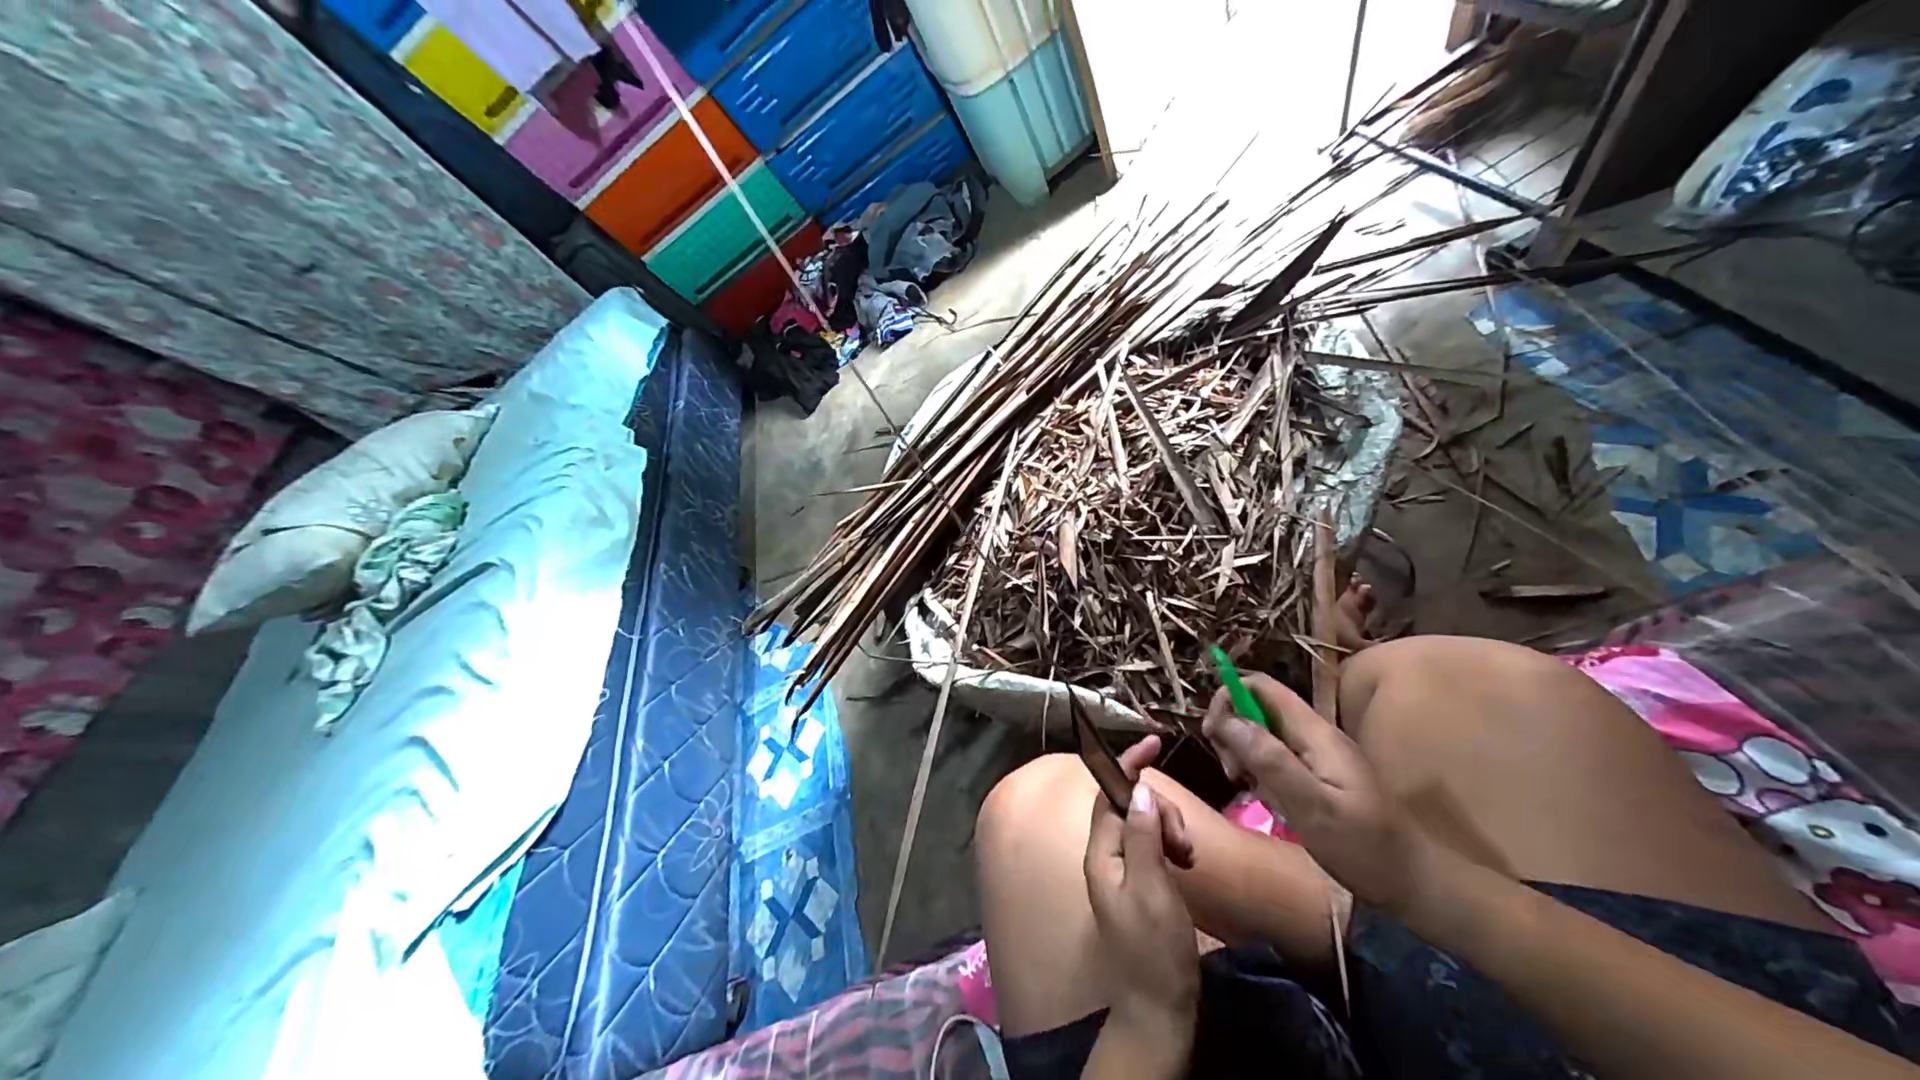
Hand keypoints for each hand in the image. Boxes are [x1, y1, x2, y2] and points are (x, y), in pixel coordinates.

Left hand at [1084, 774, 1199, 1036]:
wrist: (1158, 1007)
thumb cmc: (1154, 948)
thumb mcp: (1151, 888)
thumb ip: (1143, 836)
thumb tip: (1139, 790)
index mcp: (1101, 853)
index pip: (1107, 794)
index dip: (1126, 765)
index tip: (1152, 743)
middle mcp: (1106, 856)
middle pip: (1129, 806)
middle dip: (1160, 810)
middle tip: (1183, 845)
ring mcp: (1123, 870)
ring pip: (1145, 824)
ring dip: (1169, 829)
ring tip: (1187, 857)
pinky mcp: (1140, 883)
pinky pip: (1153, 846)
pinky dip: (1170, 846)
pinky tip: (1185, 863)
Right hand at [1201, 673, 1424, 911]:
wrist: (1414, 883)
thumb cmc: (1363, 847)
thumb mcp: (1311, 806)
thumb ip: (1270, 760)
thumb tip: (1229, 720)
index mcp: (1315, 733)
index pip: (1261, 687)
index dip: (1230, 698)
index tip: (1215, 735)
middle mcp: (1313, 735)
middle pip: (1256, 707)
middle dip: (1232, 730)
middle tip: (1231, 771)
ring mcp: (1315, 755)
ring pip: (1261, 732)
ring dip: (1242, 752)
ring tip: (1244, 784)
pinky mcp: (1315, 774)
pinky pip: (1273, 757)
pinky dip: (1258, 770)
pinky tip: (1264, 797)